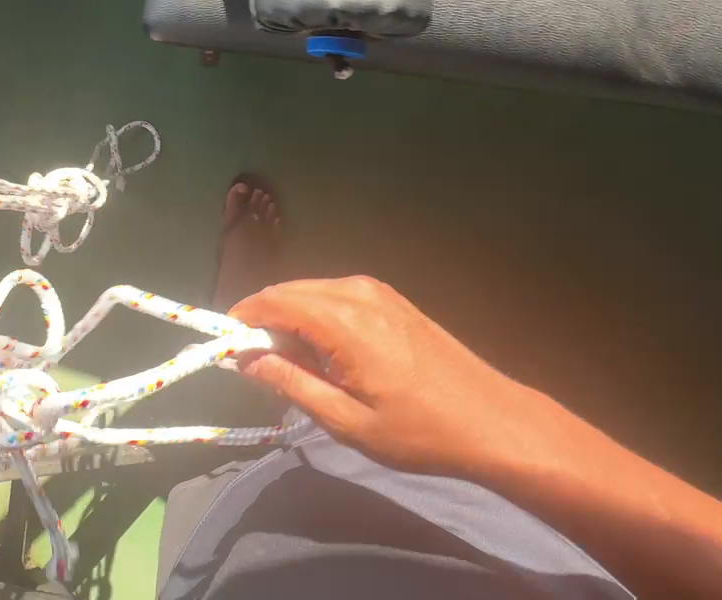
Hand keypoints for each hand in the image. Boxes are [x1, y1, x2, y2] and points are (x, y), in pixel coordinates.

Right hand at [230, 275, 557, 478]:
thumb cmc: (419, 431)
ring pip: (311, 290)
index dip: (243, 319)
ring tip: (292, 362)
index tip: (227, 347)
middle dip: (264, 319)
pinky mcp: (391, 297)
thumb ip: (292, 383)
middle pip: (289, 290)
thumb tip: (247, 360)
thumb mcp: (347, 421)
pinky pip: (335, 294)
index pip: (273, 301)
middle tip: (256, 362)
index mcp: (344, 319)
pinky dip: (316, 313)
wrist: (493, 421)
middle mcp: (356, 290)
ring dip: (290, 316)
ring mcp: (377, 290)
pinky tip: (325, 350)